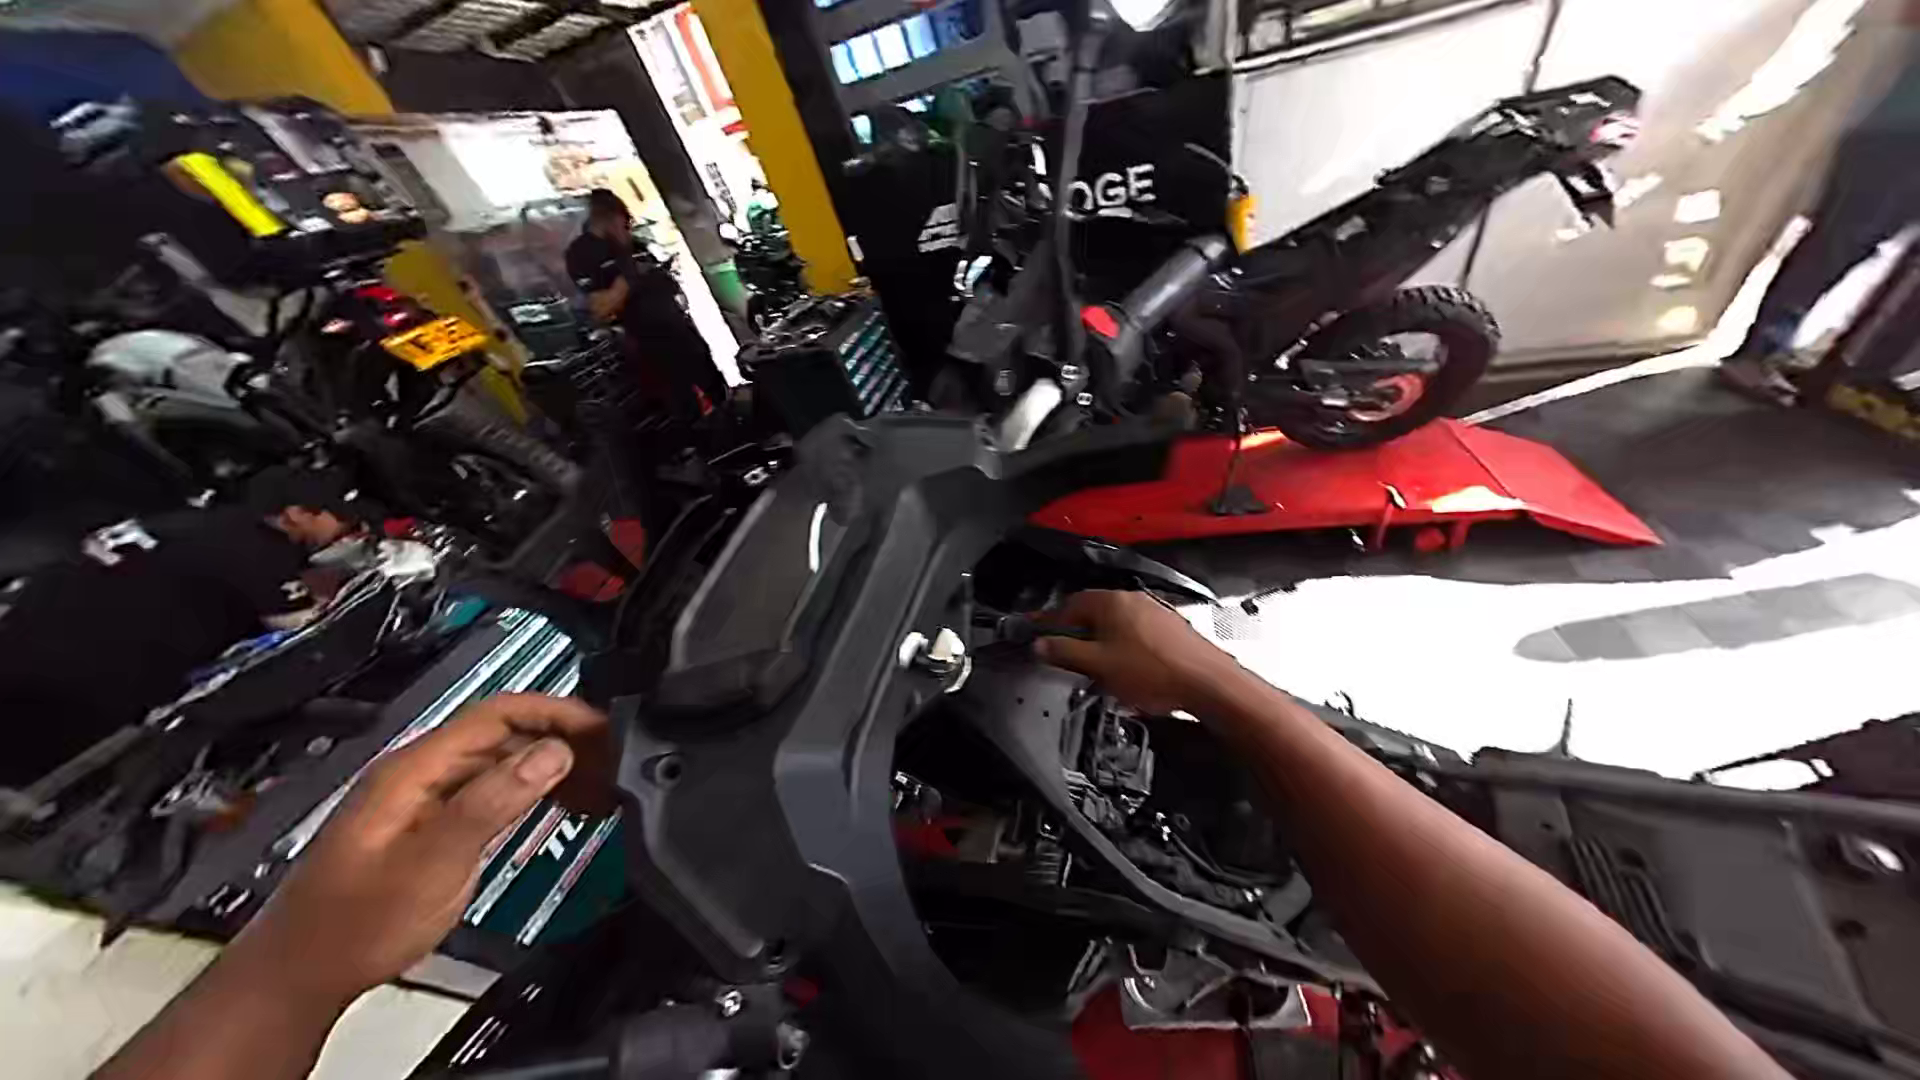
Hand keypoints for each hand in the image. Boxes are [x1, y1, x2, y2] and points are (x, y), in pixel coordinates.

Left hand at [231, 694, 612, 1005]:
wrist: (297, 982)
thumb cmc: (356, 922)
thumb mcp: (433, 860)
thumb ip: (495, 800)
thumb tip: (556, 751)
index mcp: (418, 767)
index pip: (501, 712)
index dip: (557, 711)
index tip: (601, 728)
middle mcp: (428, 771)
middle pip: (510, 731)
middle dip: (565, 737)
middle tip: (610, 758)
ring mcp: (435, 795)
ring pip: (511, 758)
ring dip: (558, 764)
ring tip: (599, 782)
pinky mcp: (444, 819)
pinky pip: (504, 786)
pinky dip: (541, 787)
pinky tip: (567, 800)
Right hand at [1032, 590, 1231, 713]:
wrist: (1209, 684)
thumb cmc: (1154, 672)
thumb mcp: (1098, 666)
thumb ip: (1064, 653)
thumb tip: (1041, 644)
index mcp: (1111, 602)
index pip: (1068, 605)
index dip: (1050, 622)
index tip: (1038, 634)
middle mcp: (1133, 600)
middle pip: (1093, 613)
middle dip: (1077, 635)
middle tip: (1067, 657)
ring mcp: (1155, 612)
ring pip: (1116, 625)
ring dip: (1102, 644)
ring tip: (1098, 670)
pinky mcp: (1171, 630)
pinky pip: (1136, 635)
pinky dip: (1125, 649)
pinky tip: (1129, 673)